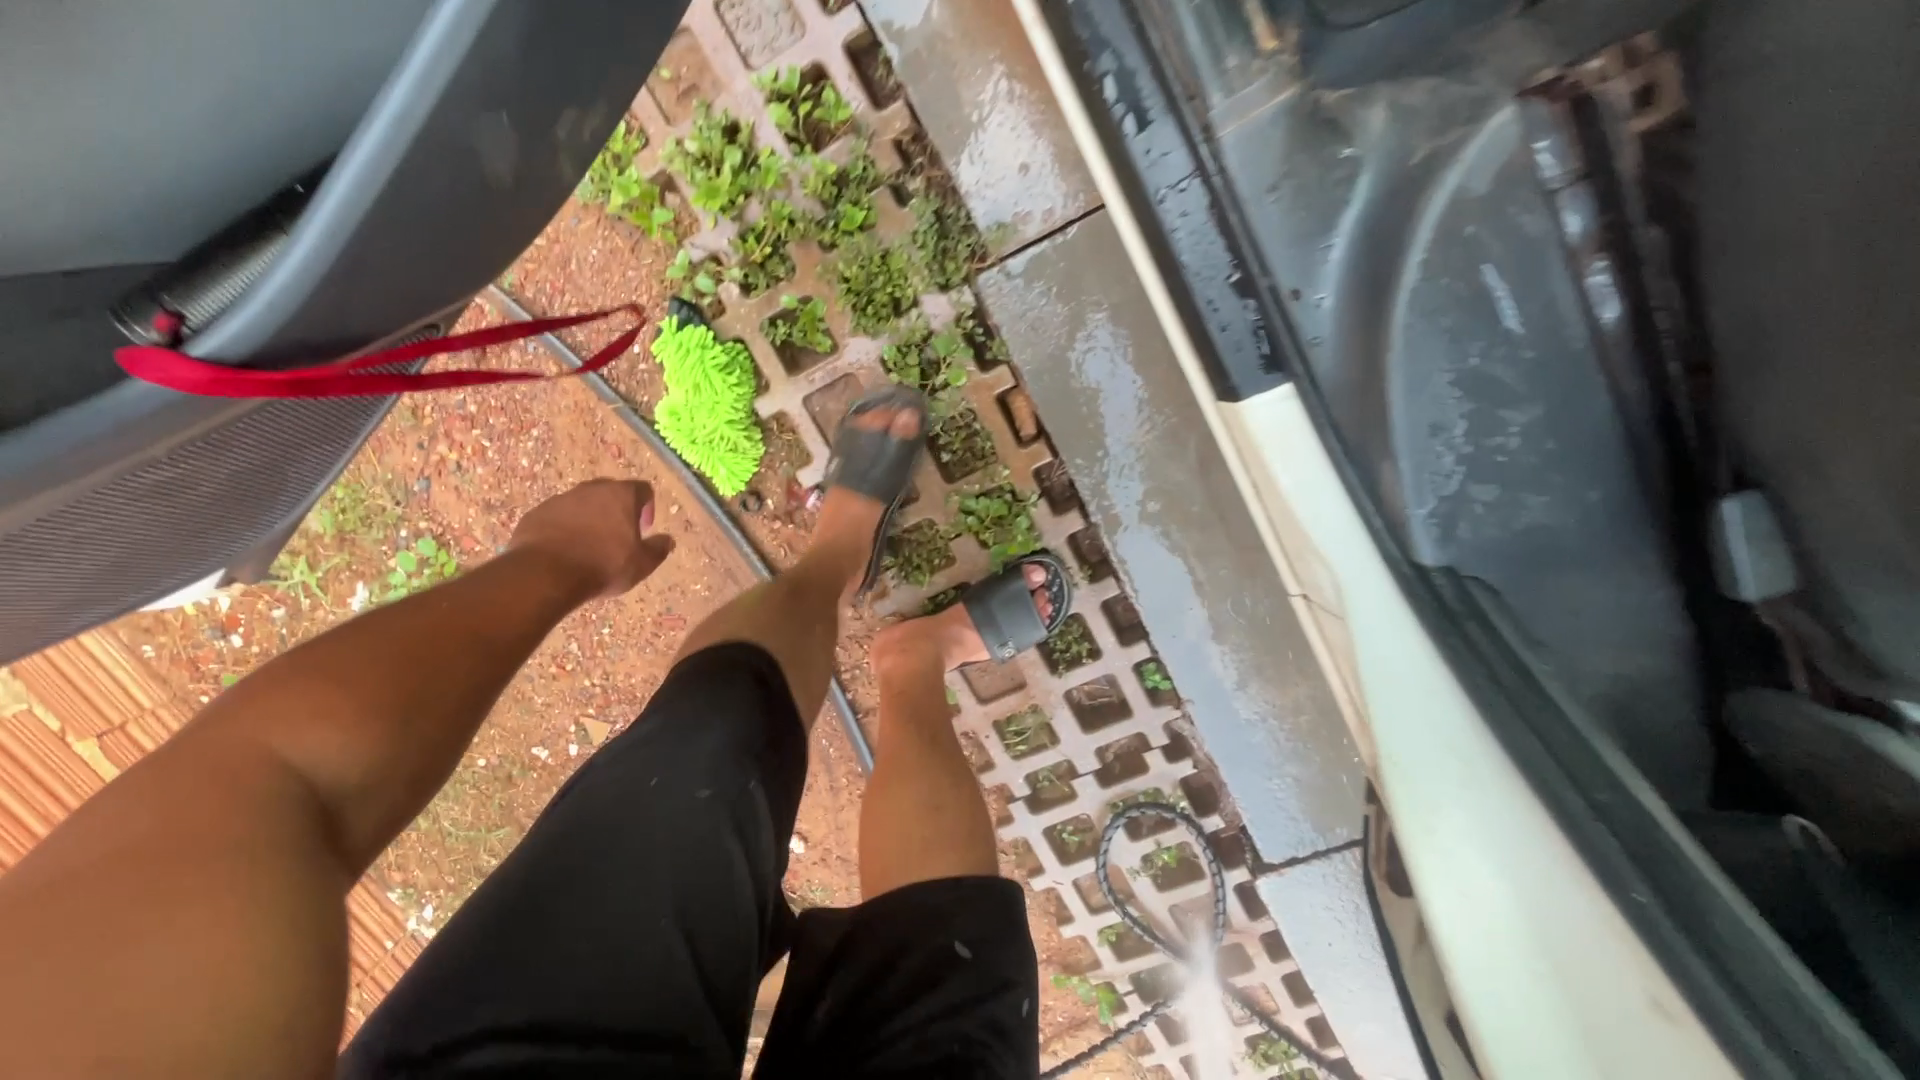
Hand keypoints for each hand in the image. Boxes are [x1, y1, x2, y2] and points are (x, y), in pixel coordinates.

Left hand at [508, 479, 674, 598]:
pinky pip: (557, 517)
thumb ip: (658, 549)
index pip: (643, 489)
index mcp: (621, 495)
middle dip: (617, 510)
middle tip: (618, 536)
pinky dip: (564, 529)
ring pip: (582, 503)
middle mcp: (591, 490)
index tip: (643, 530)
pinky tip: (565, 551)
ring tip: (589, 547)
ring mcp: (560, 500)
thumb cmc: (603, 565)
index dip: (647, 508)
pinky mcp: (536, 514)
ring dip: (589, 519)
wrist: (546, 574)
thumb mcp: (642, 563)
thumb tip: (668, 540)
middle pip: (610, 492)